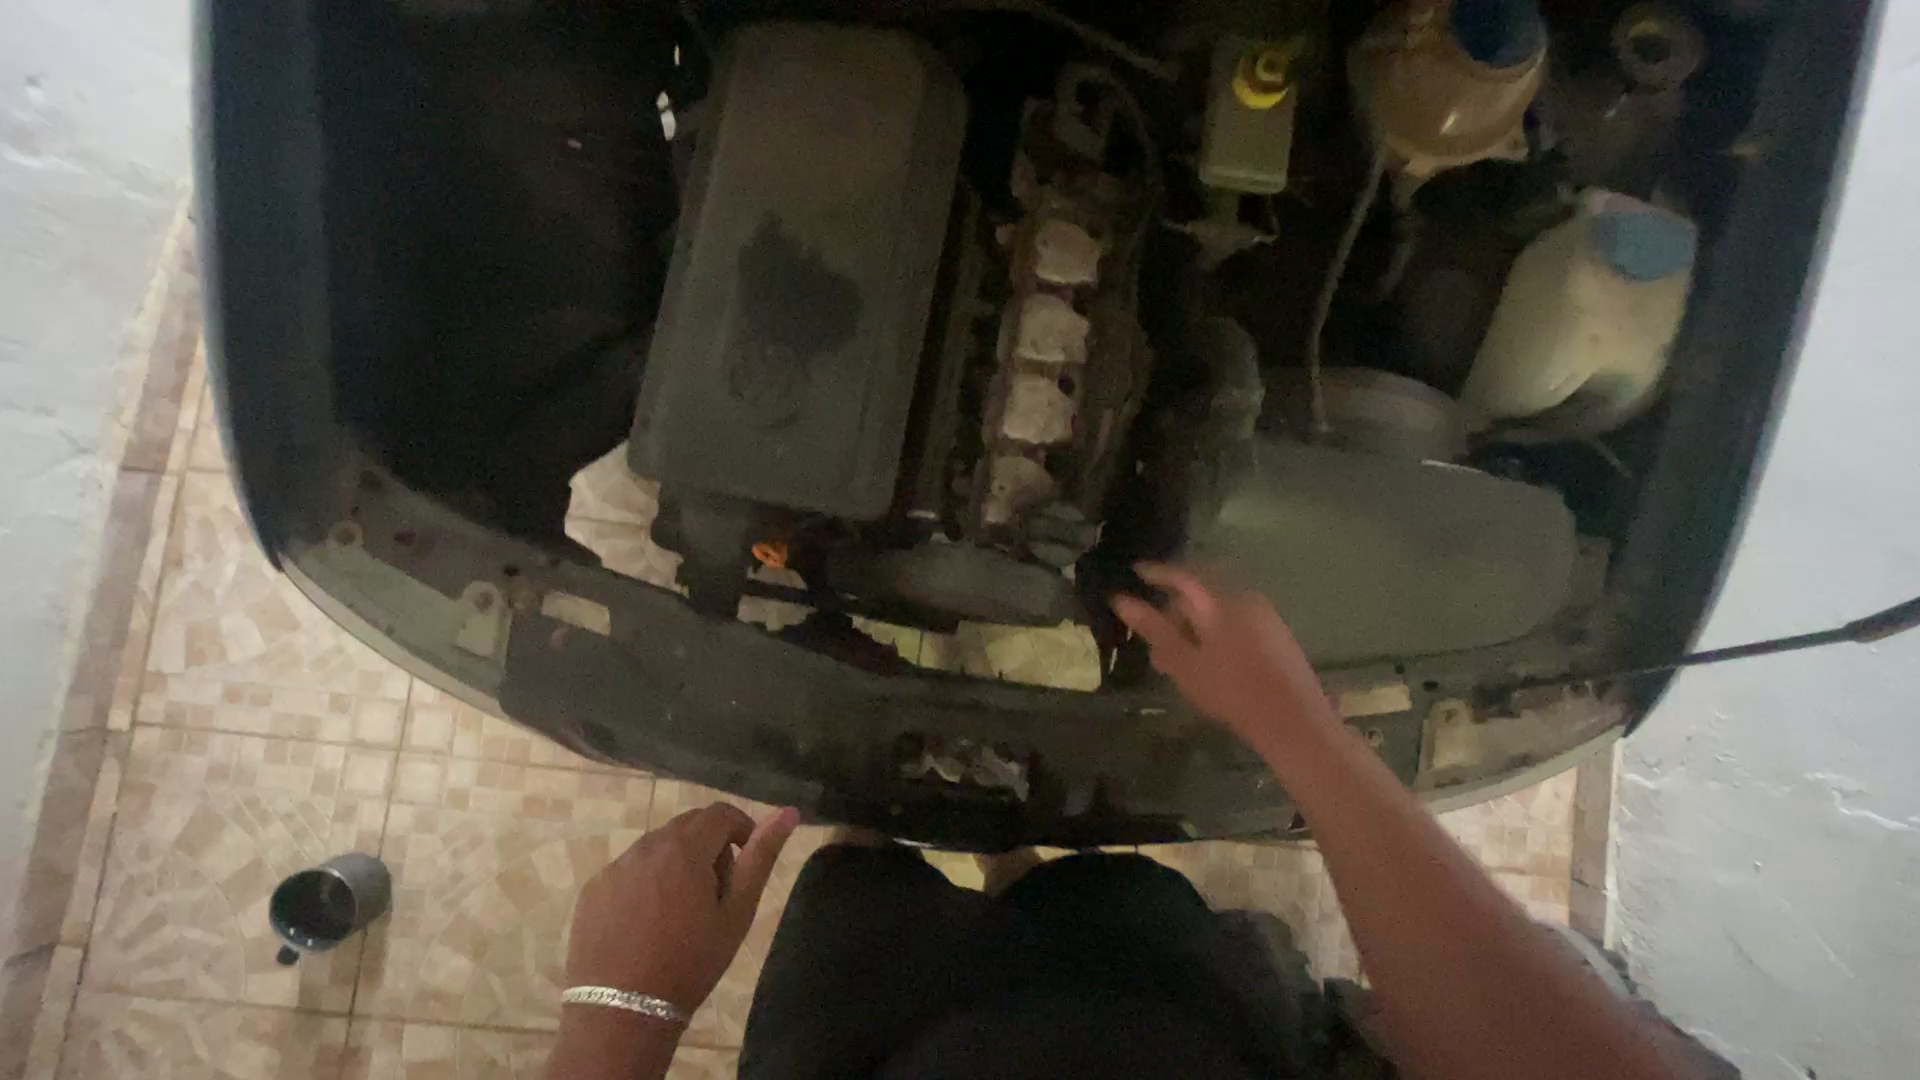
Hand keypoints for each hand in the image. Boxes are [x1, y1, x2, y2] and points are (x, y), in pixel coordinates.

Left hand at [564, 803, 798, 1015]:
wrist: (622, 1013)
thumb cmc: (691, 961)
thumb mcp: (738, 911)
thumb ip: (762, 855)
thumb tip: (789, 811)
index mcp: (685, 847)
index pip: (721, 813)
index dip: (741, 828)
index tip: (745, 861)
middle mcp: (647, 846)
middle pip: (688, 825)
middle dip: (709, 845)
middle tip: (717, 890)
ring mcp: (615, 867)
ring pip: (658, 846)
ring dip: (677, 861)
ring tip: (682, 909)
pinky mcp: (593, 889)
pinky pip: (629, 869)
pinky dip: (646, 880)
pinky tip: (648, 921)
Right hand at [1111, 562, 1339, 753]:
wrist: (1294, 722)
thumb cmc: (1231, 692)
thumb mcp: (1184, 663)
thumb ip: (1153, 628)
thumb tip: (1120, 599)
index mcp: (1221, 601)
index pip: (1183, 574)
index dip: (1157, 572)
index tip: (1135, 571)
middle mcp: (1245, 598)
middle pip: (1202, 590)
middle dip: (1175, 605)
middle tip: (1154, 629)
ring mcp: (1265, 615)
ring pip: (1218, 607)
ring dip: (1195, 621)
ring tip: (1178, 652)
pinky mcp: (1276, 634)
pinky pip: (1236, 619)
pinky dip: (1214, 629)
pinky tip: (1208, 658)